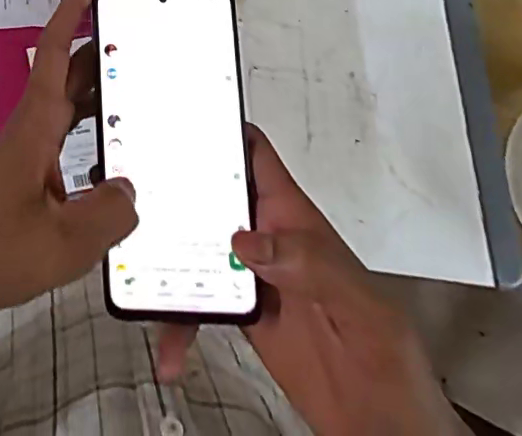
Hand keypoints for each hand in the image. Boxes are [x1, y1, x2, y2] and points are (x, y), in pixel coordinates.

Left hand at [0, 0, 137, 409]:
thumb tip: (133, 186)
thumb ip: (110, 214)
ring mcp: (31, 146)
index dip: (72, 12)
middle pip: (68, 71)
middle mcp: (32, 126)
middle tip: (146, 36)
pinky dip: (95, 125)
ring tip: (147, 83)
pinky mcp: (33, 167)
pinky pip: (68, 131)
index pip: (55, 53)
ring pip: (69, 101)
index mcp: (36, 127)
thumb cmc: (2, 253)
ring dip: (101, 86)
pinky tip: (124, 148)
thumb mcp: (67, 243)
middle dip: (102, 46)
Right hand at [157, 126, 462, 435]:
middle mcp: (263, 237)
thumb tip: (249, 241)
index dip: (216, 126)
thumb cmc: (394, 369)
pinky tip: (169, 343)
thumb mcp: (366, 312)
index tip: (173, 117)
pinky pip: (190, 300)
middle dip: (164, 186)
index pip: (251, 153)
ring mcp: (245, 271)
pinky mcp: (233, 306)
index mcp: (292, 220)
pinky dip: (174, 320)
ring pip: (186, 241)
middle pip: (203, 192)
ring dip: (156, 252)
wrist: (386, 430)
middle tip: (127, 192)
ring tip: (131, 267)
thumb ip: (315, 267)